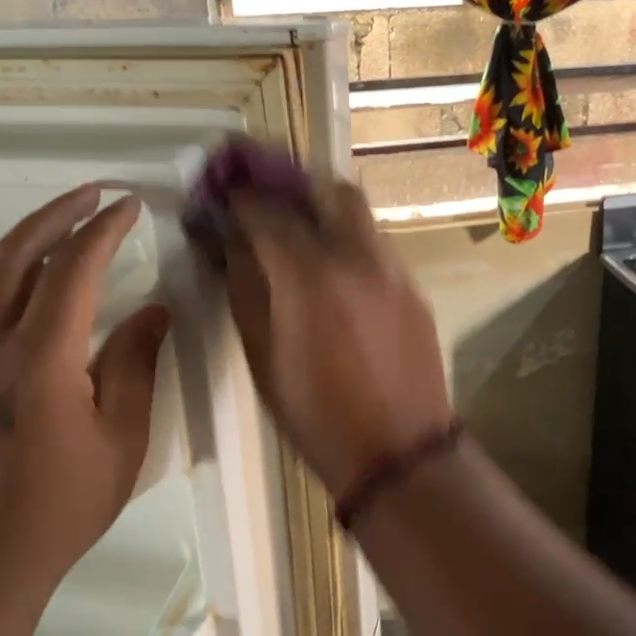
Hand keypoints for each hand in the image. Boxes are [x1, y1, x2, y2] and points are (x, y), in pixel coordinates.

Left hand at [0, 186, 171, 595]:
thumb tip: (152, 311)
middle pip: (15, 253)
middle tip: (92, 194)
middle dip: (57, 212)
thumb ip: (136, 365)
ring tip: (63, 255)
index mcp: (40, 357)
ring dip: (27, 257)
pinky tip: (11, 329)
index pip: (73, 266)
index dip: (105, 227)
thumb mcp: (121, 439)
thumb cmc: (60, 508)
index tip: (130, 206)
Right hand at [224, 179, 452, 493]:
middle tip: (266, 197)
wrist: (397, 450)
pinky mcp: (414, 286)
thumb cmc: (315, 414)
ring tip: (298, 226)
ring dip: (323, 207)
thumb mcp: (262, 355)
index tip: (222, 193)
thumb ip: (244, 288)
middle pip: (324, 190)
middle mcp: (356, 258)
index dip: (239, 196)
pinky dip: (349, 238)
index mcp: (308, 277)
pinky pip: (376, 242)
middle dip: (291, 185)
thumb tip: (228, 244)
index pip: (267, 212)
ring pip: (357, 212)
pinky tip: (333, 265)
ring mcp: (392, 268)